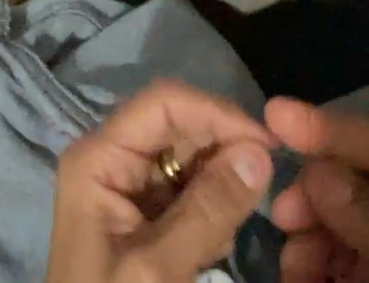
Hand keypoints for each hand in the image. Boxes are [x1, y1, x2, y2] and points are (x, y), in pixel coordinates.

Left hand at [48, 81, 275, 282]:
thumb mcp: (157, 269)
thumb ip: (208, 210)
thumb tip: (260, 153)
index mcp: (101, 157)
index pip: (164, 103)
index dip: (217, 113)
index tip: (267, 145)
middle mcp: (115, 158)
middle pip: (183, 126)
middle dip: (223, 155)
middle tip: (255, 196)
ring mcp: (132, 186)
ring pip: (195, 158)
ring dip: (219, 191)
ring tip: (214, 242)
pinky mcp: (150, 214)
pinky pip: (195, 190)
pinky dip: (213, 213)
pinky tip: (207, 250)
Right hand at [267, 98, 368, 282]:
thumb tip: (316, 174)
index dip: (326, 125)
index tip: (274, 112)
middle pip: (342, 173)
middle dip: (309, 192)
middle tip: (286, 218)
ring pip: (324, 214)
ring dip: (303, 237)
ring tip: (300, 269)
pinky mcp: (366, 267)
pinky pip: (322, 253)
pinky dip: (306, 264)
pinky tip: (304, 278)